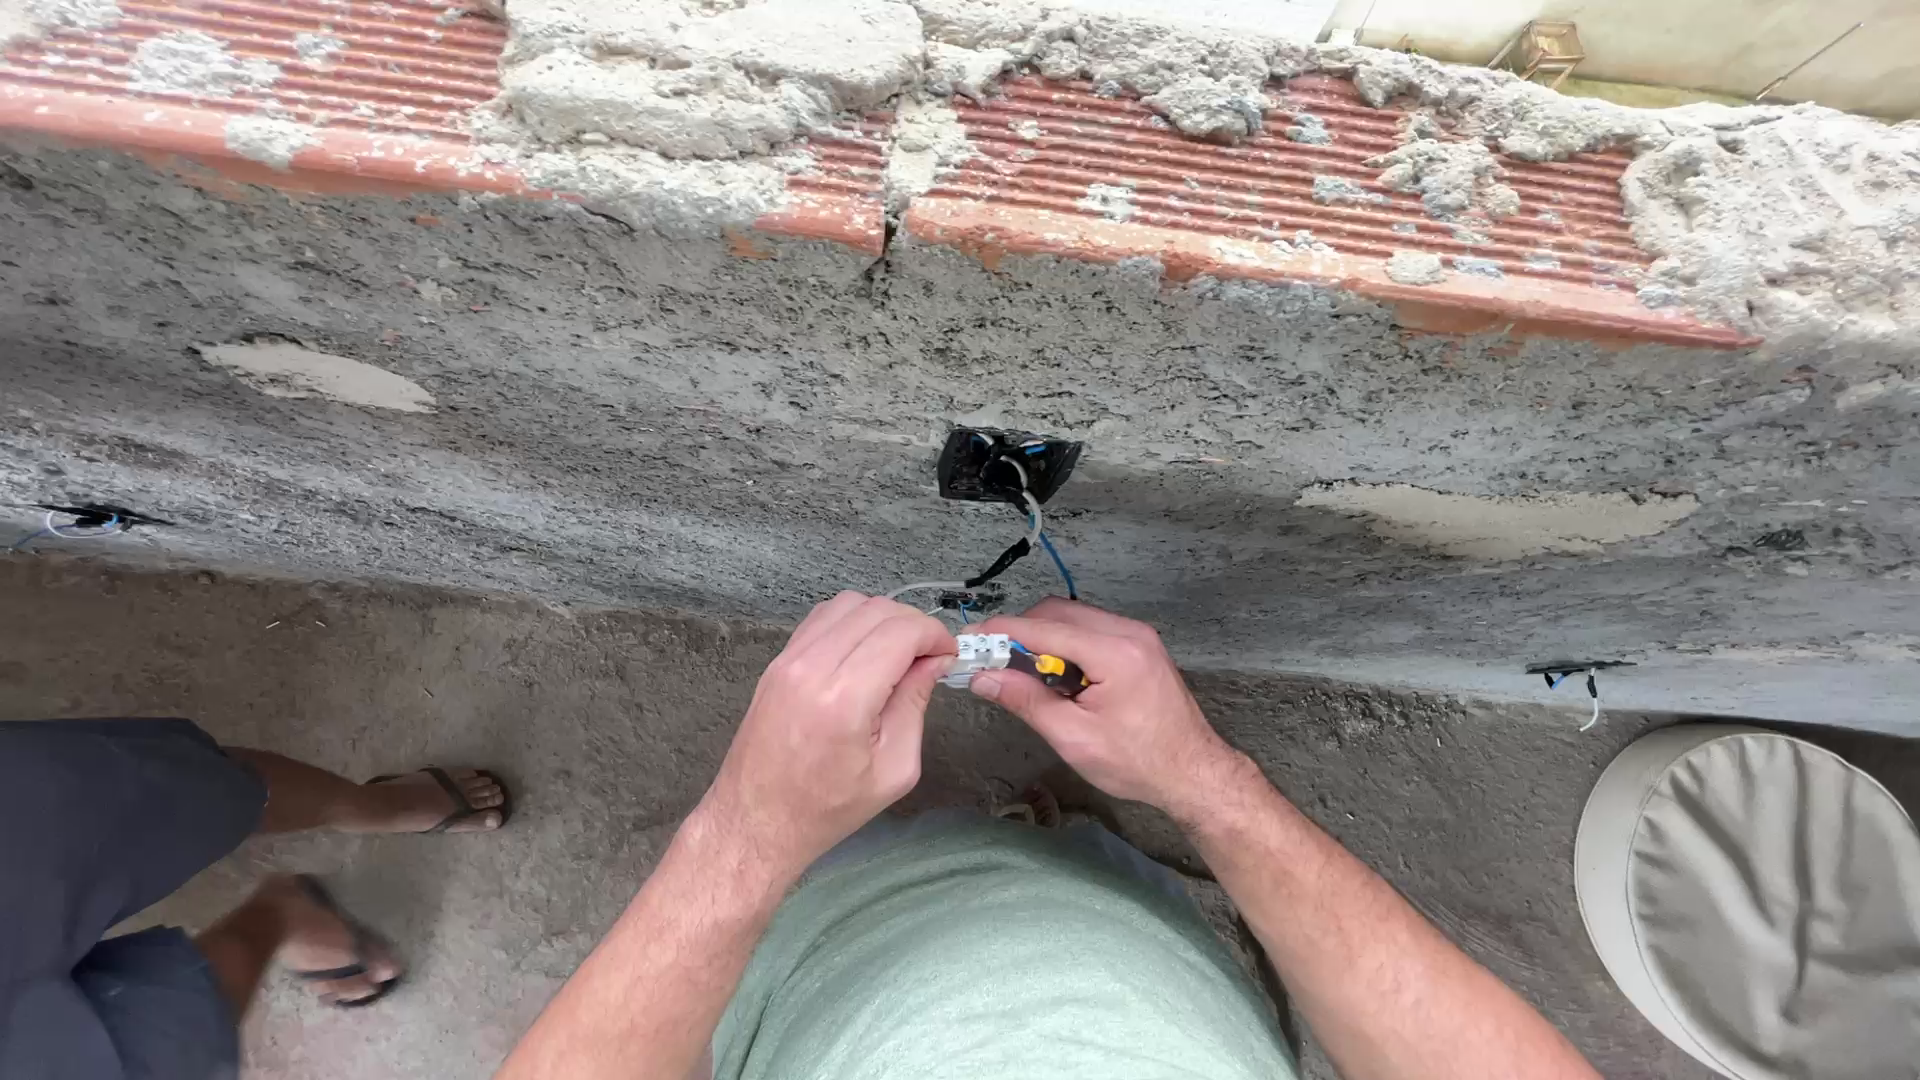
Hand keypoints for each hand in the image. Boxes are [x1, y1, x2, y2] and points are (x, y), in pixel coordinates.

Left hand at [702, 592, 954, 875]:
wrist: (755, 821)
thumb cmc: (828, 808)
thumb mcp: (894, 769)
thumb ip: (915, 705)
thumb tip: (935, 662)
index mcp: (844, 699)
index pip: (901, 632)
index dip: (935, 635)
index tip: (949, 654)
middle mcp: (812, 667)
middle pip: (877, 609)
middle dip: (915, 624)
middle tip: (930, 655)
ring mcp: (789, 659)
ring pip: (849, 602)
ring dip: (883, 617)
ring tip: (898, 651)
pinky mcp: (777, 661)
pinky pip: (822, 617)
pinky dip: (853, 621)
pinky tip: (865, 650)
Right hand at [971, 597, 1242, 816]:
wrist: (1195, 773)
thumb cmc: (1137, 763)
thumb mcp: (1074, 737)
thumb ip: (1026, 701)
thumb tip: (982, 678)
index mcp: (1114, 652)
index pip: (1043, 629)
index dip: (1002, 631)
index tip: (970, 639)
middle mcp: (1127, 632)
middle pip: (1057, 612)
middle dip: (1021, 632)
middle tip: (994, 661)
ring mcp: (1137, 635)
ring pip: (1073, 617)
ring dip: (1043, 637)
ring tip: (1024, 672)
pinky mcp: (1139, 644)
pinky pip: (1091, 628)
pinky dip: (1065, 643)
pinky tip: (1057, 674)